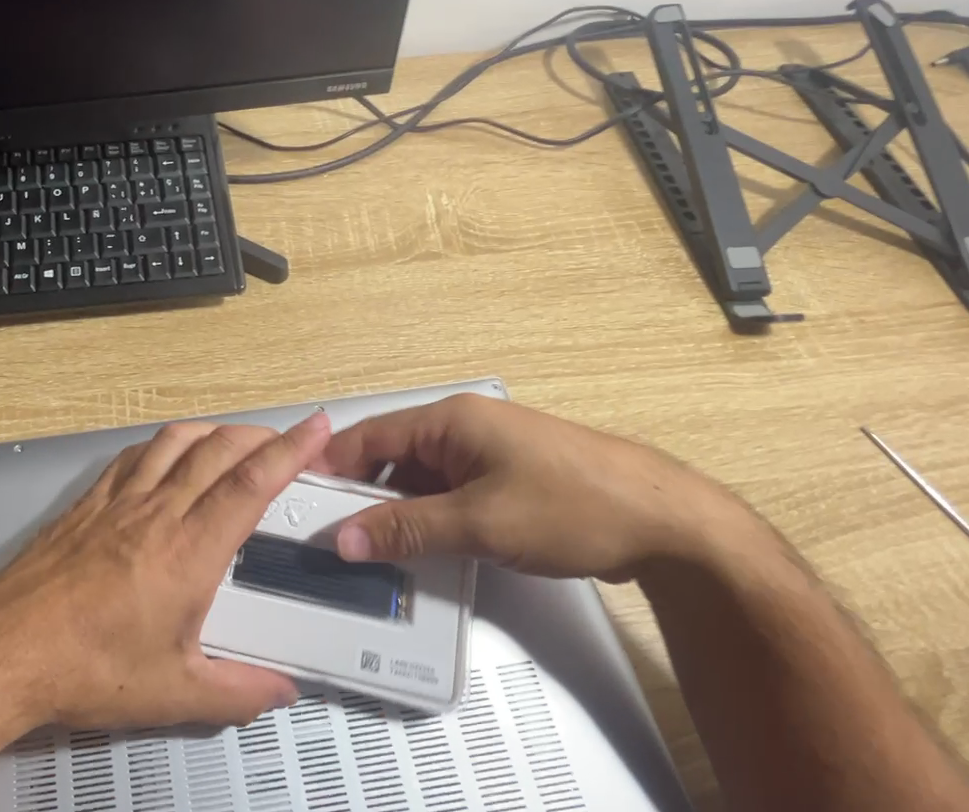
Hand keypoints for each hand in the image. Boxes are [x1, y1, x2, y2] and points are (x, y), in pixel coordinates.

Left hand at [0, 412, 332, 729]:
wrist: (5, 648)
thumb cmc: (80, 665)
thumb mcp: (173, 693)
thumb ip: (237, 692)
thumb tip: (276, 692)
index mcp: (188, 551)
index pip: (252, 483)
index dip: (291, 450)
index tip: (315, 429)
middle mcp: (156, 514)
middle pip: (219, 450)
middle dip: (261, 436)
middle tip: (285, 439)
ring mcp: (118, 502)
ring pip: (175, 442)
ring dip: (213, 432)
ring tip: (234, 439)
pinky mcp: (88, 504)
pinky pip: (133, 456)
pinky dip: (162, 445)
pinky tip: (164, 454)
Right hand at [313, 394, 751, 581]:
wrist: (666, 524)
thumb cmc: (577, 505)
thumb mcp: (480, 523)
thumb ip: (406, 530)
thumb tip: (347, 539)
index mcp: (450, 420)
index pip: (368, 436)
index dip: (331, 467)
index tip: (302, 501)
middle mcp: (463, 429)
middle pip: (390, 457)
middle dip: (363, 495)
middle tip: (338, 535)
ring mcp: (486, 453)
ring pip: (419, 479)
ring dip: (397, 510)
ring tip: (376, 548)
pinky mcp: (505, 478)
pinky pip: (448, 493)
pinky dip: (429, 517)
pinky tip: (423, 547)